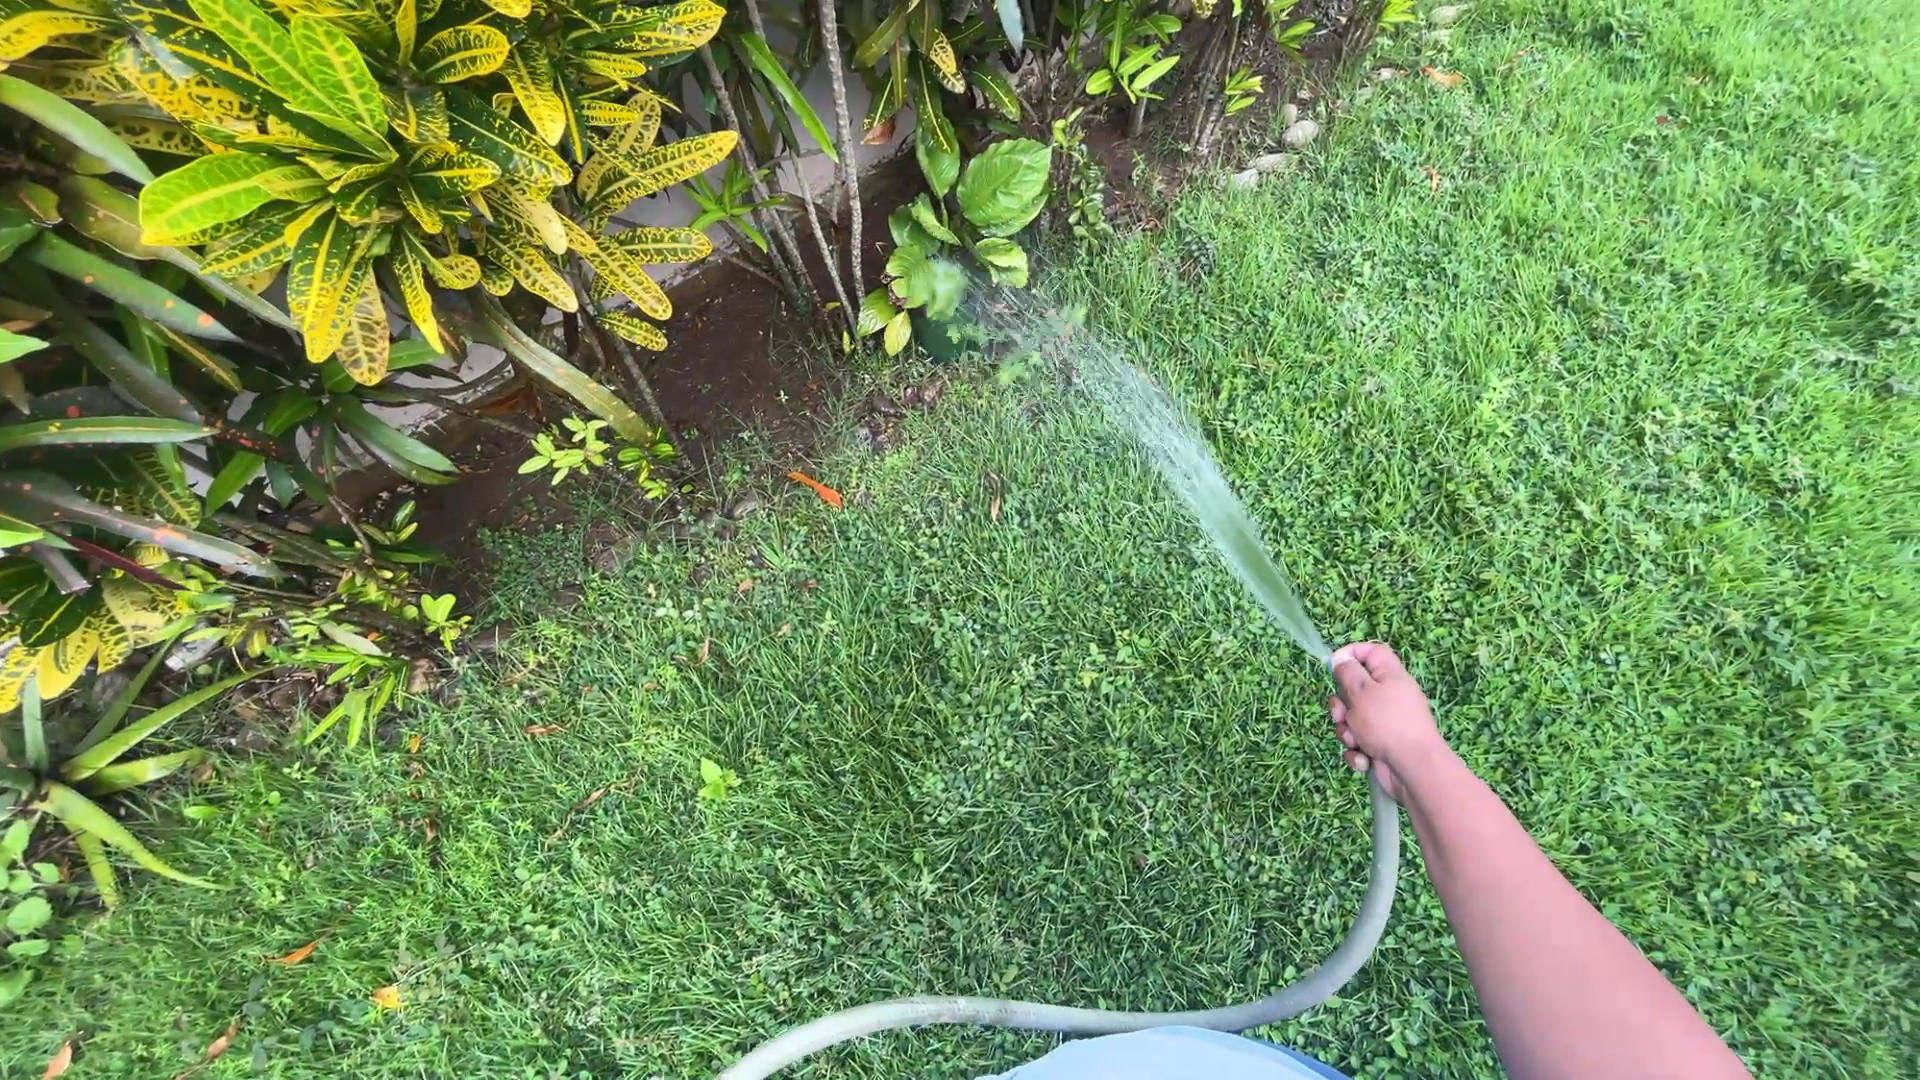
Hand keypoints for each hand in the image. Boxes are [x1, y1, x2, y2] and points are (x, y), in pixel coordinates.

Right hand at [1327, 642, 1444, 801]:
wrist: (1412, 769)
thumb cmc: (1386, 723)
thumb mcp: (1361, 691)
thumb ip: (1347, 672)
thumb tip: (1340, 659)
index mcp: (1389, 677)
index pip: (1371, 652)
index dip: (1352, 653)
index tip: (1334, 665)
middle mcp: (1388, 696)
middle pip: (1354, 688)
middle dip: (1341, 703)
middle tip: (1341, 713)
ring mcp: (1384, 722)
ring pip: (1351, 717)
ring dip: (1346, 730)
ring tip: (1354, 740)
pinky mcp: (1379, 744)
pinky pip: (1358, 740)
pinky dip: (1356, 750)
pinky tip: (1363, 758)